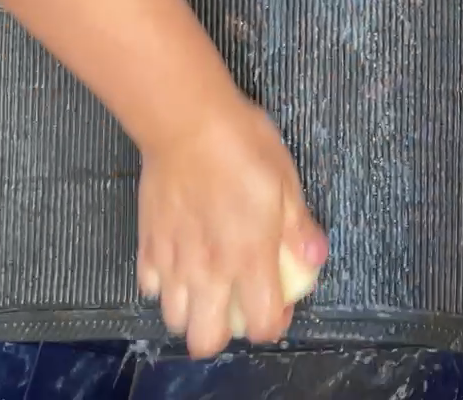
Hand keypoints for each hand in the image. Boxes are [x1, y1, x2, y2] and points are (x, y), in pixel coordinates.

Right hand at [135, 89, 327, 354]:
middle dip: (227, 330)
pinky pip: (151, 286)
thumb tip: (316, 258)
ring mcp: (172, 262)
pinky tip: (182, 258)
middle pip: (206, 340)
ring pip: (175, 318)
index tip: (281, 302)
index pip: (262, 324)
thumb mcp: (286, 178)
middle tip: (241, 298)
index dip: (276, 322)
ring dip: (195, 308)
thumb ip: (299, 226)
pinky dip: (167, 283)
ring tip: (212, 280)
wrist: (187, 123)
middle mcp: (208, 271)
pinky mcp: (146, 246)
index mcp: (249, 257)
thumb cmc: (244, 144)